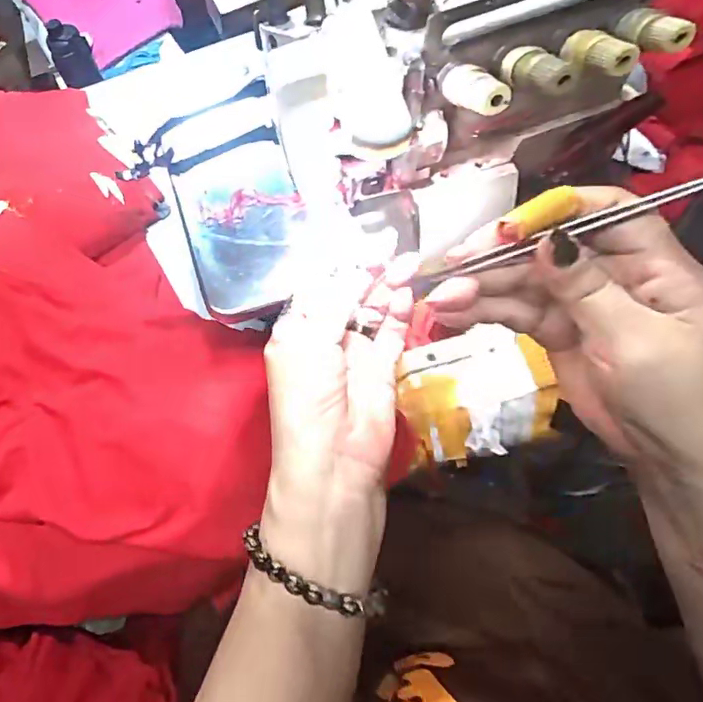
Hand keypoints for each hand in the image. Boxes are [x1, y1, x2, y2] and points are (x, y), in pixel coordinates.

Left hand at [259, 260, 416, 592]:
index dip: (337, 265)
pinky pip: (390, 334)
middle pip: (347, 294)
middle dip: (367, 271)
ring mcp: (352, 354)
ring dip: (387, 287)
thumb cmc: (306, 396)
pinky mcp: (380, 370)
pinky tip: (407, 292)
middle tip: (392, 247)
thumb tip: (352, 268)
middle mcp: (322, 338)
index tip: (360, 240)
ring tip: (407, 262)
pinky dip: (399, 313)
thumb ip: (334, 303)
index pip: (316, 287)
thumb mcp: (309, 342)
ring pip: (372, 310)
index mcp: (294, 330)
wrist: (334, 461)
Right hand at [425, 187, 702, 487]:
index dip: (559, 211)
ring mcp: (581, 304)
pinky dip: (482, 311)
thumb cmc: (679, 399)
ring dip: (480, 287)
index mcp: (654, 267)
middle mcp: (613, 276)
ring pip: (523, 281)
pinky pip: (514, 312)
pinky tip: (452, 314)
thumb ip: (587, 288)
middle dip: (499, 255)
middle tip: (453, 265)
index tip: (508, 228)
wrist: (677, 465)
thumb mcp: (637, 340)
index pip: (609, 214)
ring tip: (441, 300)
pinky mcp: (556, 331)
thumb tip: (548, 239)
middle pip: (549, 247)